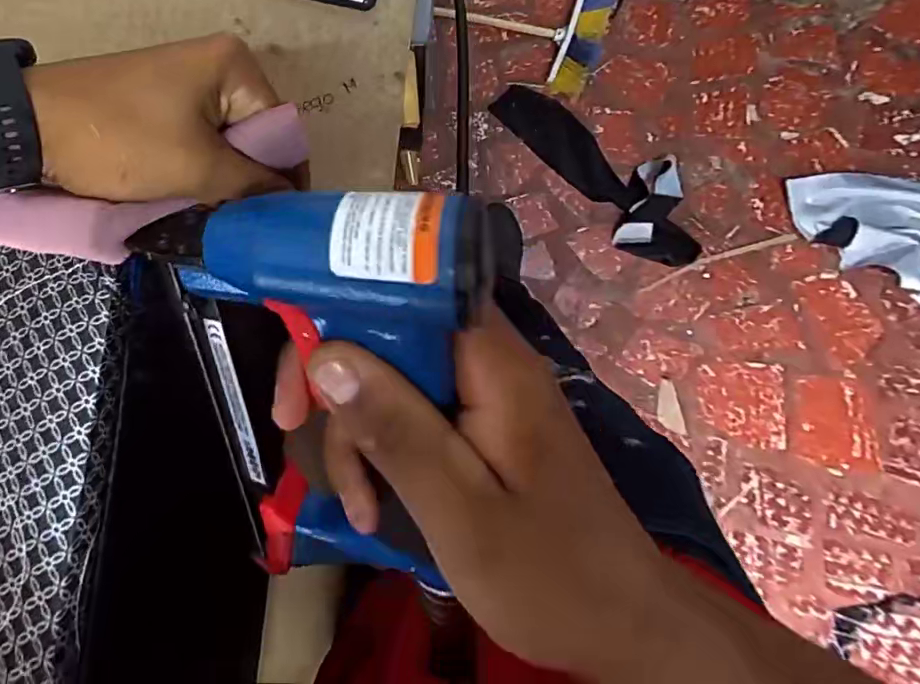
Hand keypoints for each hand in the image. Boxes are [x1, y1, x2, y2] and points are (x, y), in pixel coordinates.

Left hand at [26, 33, 293, 202]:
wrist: (29, 126)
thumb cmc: (119, 139)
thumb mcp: (195, 168)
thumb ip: (250, 185)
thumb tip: (287, 201)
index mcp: (232, 64)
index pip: (281, 127)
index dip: (284, 177)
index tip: (279, 221)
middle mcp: (214, 64)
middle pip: (253, 134)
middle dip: (247, 180)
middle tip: (241, 223)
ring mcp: (182, 80)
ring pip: (221, 142)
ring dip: (218, 179)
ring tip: (209, 214)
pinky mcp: (156, 99)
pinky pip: (193, 139)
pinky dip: (193, 168)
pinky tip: (183, 194)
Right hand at [277, 304, 681, 678]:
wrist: (627, 629)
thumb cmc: (550, 577)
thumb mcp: (460, 512)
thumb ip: (396, 430)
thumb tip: (326, 356)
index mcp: (490, 359)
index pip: (404, 290)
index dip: (340, 309)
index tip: (299, 370)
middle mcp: (485, 354)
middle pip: (386, 330)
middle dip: (334, 379)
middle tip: (293, 424)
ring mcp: (481, 385)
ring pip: (389, 371)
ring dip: (357, 427)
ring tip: (357, 501)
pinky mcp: (476, 415)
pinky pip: (408, 404)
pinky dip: (380, 444)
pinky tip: (374, 499)